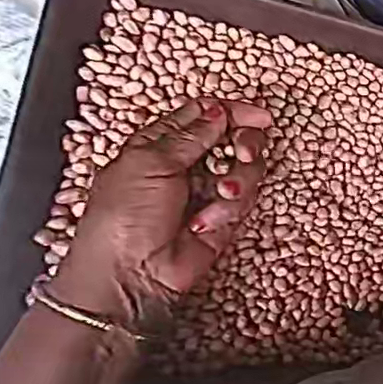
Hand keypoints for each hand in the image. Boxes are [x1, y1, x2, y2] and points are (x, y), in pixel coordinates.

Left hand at [50, 98, 271, 331]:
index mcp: (163, 142)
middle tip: (244, 153)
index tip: (258, 116)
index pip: (205, 114)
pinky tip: (204, 224)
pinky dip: (228, 209)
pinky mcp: (226, 215)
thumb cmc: (124, 216)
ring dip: (238, 180)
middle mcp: (190, 163)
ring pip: (248, 169)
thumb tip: (220, 111)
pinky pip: (245, 200)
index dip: (232, 111)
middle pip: (236, 137)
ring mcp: (210, 189)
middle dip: (246, 144)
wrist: (132, 272)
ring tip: (221, 195)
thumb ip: (191, 135)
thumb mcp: (151, 162)